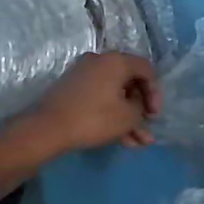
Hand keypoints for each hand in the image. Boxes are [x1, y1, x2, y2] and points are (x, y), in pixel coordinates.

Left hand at [13, 52, 162, 156]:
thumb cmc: (94, 118)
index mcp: (116, 61)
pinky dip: (111, 115)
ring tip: (137, 143)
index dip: (156, 93)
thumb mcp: (128, 116)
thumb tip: (137, 106)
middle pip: (129, 82)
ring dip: (127, 118)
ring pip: (114, 95)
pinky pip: (100, 98)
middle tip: (146, 128)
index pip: (147, 69)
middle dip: (140, 109)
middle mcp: (100, 61)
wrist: (47, 129)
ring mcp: (83, 74)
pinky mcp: (72, 89)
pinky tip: (120, 139)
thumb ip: (141, 108)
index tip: (154, 116)